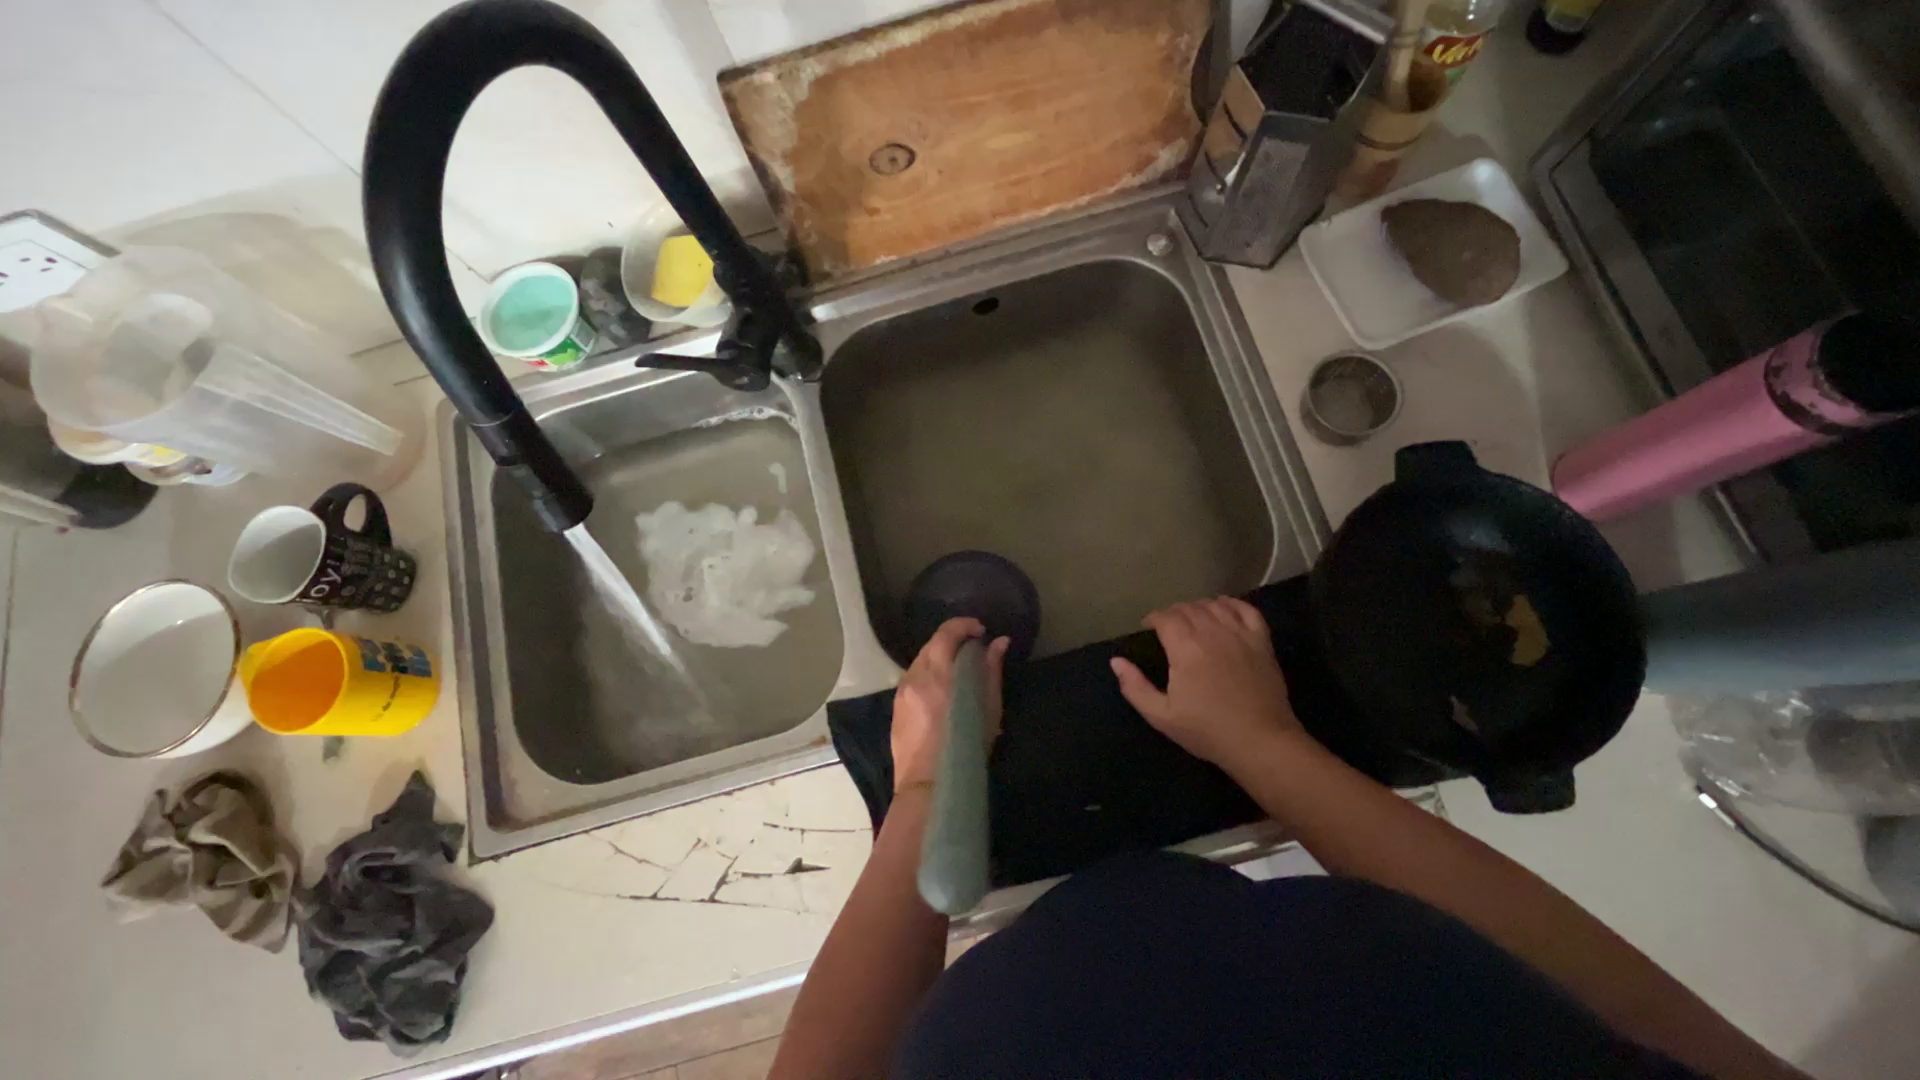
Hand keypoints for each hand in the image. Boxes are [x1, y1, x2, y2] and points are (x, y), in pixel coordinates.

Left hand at [892, 618, 1009, 792]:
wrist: (927, 785)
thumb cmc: (964, 749)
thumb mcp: (988, 710)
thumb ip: (991, 671)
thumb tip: (998, 643)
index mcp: (939, 674)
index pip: (946, 633)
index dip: (964, 625)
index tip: (980, 631)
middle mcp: (916, 676)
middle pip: (932, 644)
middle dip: (952, 640)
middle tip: (973, 650)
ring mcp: (902, 692)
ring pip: (920, 662)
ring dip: (939, 658)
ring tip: (959, 672)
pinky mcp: (896, 706)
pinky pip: (913, 679)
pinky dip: (928, 675)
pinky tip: (941, 692)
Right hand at [1110, 597, 1305, 769]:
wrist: (1260, 741)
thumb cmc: (1207, 730)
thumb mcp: (1162, 716)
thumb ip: (1135, 687)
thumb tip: (1116, 661)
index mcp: (1185, 648)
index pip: (1165, 617)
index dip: (1153, 618)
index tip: (1147, 627)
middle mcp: (1212, 632)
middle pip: (1188, 608)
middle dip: (1173, 612)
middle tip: (1167, 627)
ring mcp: (1240, 634)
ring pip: (1215, 605)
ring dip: (1199, 607)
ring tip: (1192, 618)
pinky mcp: (1262, 642)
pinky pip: (1246, 610)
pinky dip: (1232, 604)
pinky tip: (1224, 608)